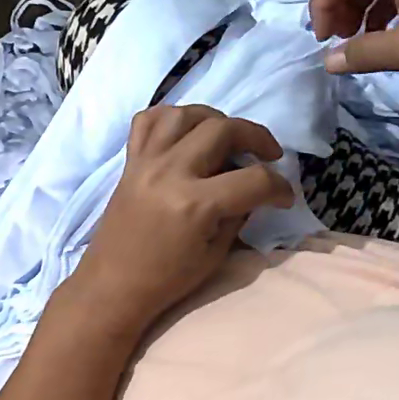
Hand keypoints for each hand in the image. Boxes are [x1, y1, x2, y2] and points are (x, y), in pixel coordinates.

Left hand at [67, 105, 295, 327]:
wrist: (113, 284)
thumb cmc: (166, 279)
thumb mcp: (215, 254)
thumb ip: (238, 215)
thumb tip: (255, 190)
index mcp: (195, 204)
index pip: (253, 180)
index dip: (279, 187)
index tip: (285, 196)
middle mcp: (170, 172)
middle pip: (223, 130)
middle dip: (256, 137)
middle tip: (267, 155)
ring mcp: (146, 162)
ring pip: (184, 114)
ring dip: (214, 119)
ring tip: (227, 137)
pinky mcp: (130, 162)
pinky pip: (147, 121)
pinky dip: (170, 118)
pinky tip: (186, 131)